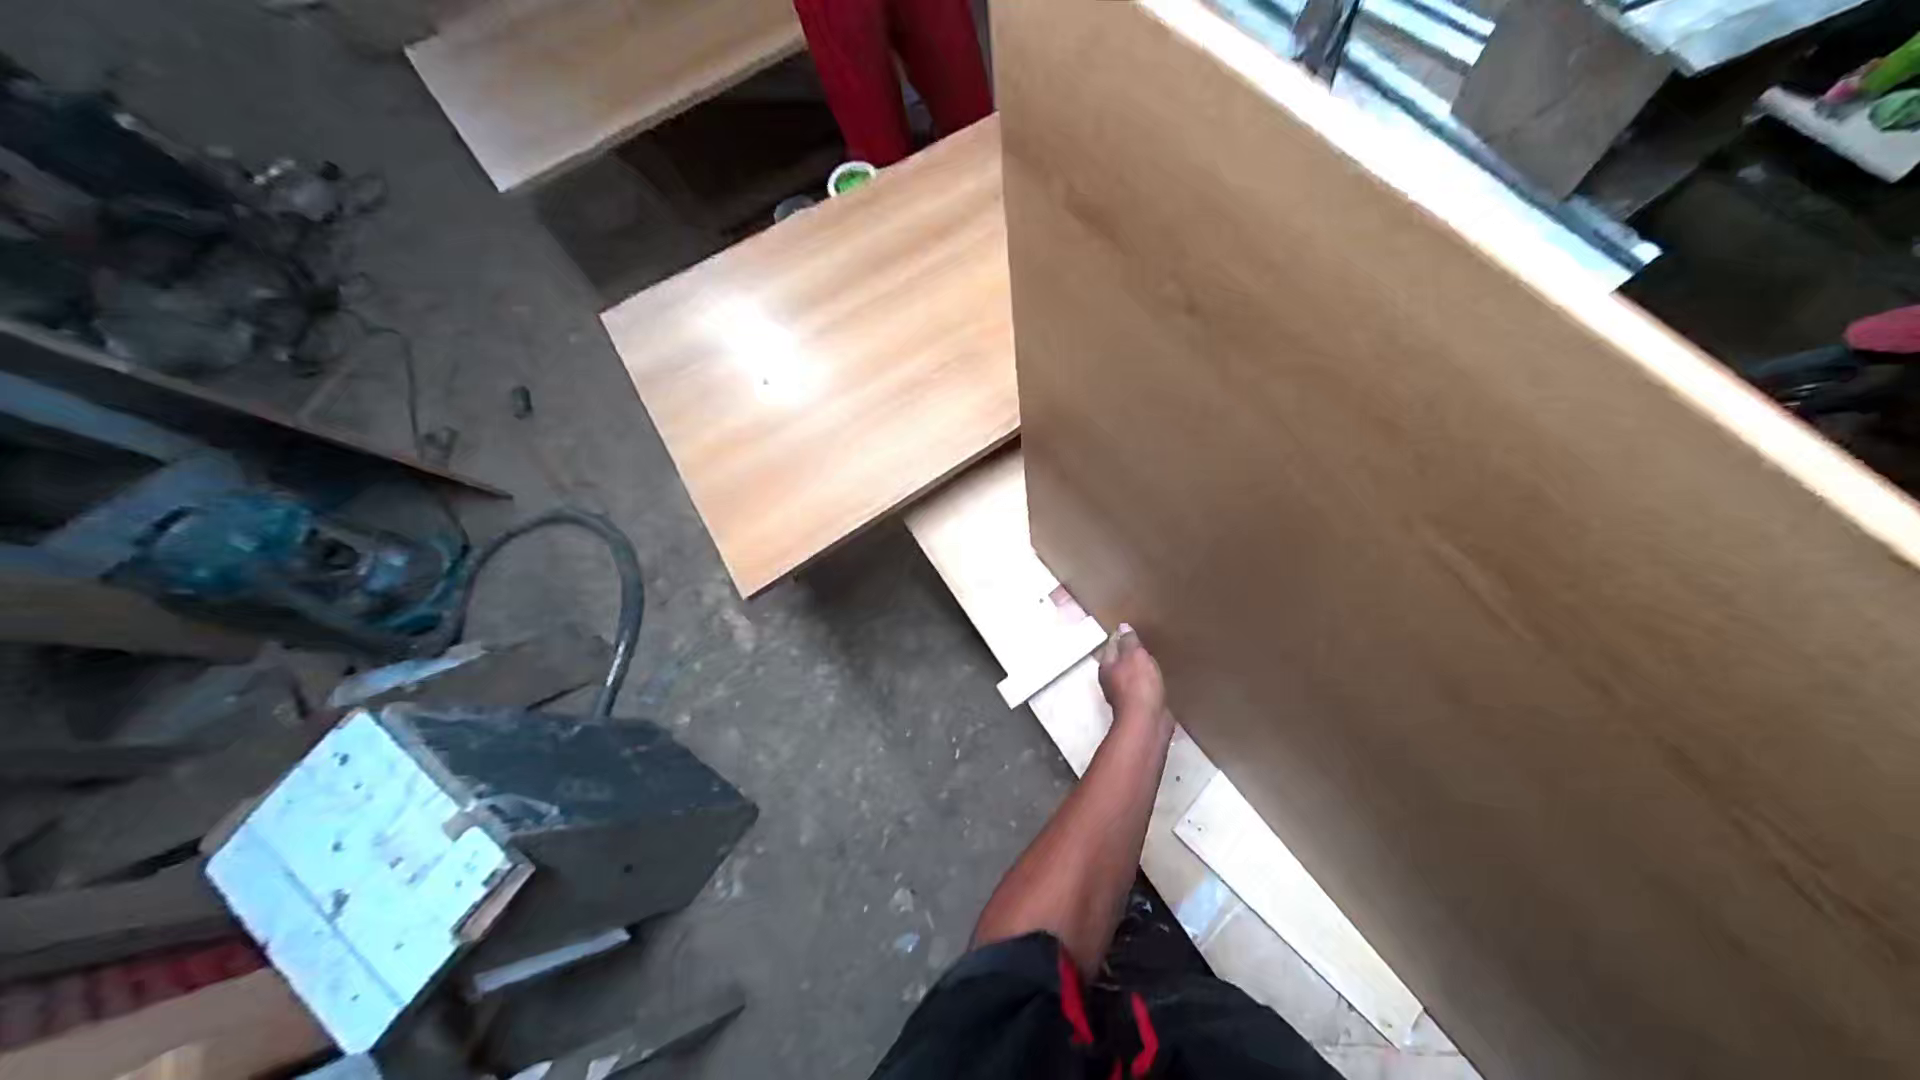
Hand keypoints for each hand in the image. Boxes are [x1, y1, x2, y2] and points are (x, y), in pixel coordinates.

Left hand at [1098, 624, 1166, 727]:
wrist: (1147, 721)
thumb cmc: (1138, 685)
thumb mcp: (1135, 656)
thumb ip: (1129, 641)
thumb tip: (1123, 627)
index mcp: (1106, 666)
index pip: (1111, 646)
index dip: (1121, 637)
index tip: (1131, 631)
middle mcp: (1110, 681)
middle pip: (1119, 662)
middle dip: (1129, 654)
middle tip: (1142, 644)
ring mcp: (1123, 695)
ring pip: (1130, 676)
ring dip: (1139, 670)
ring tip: (1151, 660)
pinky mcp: (1137, 707)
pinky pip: (1142, 689)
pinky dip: (1148, 684)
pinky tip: (1157, 681)